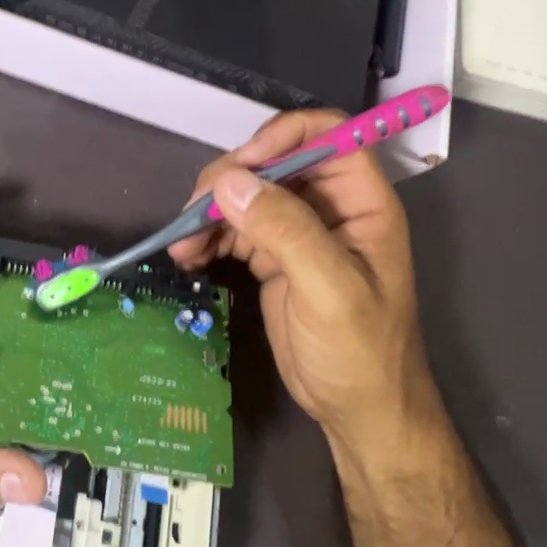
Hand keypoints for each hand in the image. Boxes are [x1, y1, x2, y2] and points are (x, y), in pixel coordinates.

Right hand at [170, 111, 428, 443]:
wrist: (359, 411)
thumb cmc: (362, 352)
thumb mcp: (329, 290)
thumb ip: (285, 232)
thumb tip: (230, 183)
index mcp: (361, 202)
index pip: (327, 135)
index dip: (283, 136)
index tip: (241, 165)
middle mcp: (329, 206)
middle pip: (274, 161)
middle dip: (231, 180)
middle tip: (195, 214)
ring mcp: (298, 230)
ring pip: (247, 193)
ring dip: (210, 211)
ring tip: (183, 246)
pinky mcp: (273, 256)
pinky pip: (234, 228)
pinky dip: (207, 236)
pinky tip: (188, 257)